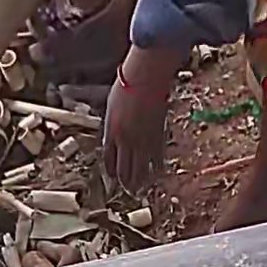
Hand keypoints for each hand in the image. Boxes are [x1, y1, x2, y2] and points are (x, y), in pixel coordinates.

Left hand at [102, 45, 182, 190]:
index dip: (111, 173)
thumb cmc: (128, 85)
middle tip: (128, 190)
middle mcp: (125, 142)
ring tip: (140, 190)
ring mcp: (142, 142)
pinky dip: (155, 170)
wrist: (146, 77)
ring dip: (139, 183)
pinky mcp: (157, 139)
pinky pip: (156, 162)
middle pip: (124, 171)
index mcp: (111, 133)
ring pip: (140, 172)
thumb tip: (116, 143)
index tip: (114, 179)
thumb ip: (114, 128)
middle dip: (125, 183)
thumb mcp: (113, 108)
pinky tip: (155, 174)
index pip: (109, 162)